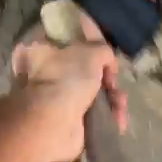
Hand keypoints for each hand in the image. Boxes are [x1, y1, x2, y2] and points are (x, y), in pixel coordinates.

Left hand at [9, 9, 127, 161]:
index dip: (89, 40)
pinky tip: (118, 121)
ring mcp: (56, 94)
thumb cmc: (67, 78)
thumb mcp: (90, 52)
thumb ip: (101, 48)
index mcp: (41, 46)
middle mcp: (45, 68)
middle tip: (113, 81)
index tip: (105, 49)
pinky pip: (93, 111)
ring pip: (92, 90)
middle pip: (84, 65)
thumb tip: (106, 56)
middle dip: (106, 76)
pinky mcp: (68, 118)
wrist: (53, 125)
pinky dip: (108, 115)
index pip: (67, 35)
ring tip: (120, 105)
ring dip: (112, 97)